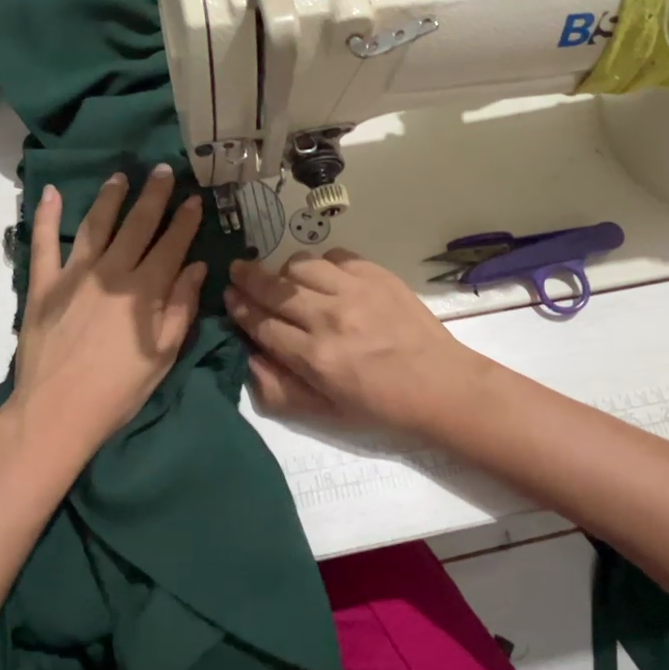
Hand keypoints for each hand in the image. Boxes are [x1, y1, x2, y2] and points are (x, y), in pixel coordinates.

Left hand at [10, 165, 207, 457]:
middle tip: (162, 170)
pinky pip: (43, 244)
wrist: (57, 412)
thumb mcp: (163, 355)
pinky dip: (45, 217)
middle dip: (153, 196)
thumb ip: (181, 307)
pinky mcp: (43, 285)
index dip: (185, 221)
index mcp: (145, 290)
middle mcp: (112, 272)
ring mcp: (74, 275)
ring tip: (120, 176)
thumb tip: (197, 267)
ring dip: (110, 198)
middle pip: (137, 225)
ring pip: (96, 225)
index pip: (171, 245)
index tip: (195, 198)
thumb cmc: (119, 390)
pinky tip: (50, 194)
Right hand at [224, 250, 486, 433]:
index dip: (239, 309)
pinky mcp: (377, 274)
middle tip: (236, 271)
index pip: (261, 324)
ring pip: (302, 266)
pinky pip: (336, 256)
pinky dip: (321, 263)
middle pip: (274, 289)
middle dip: (248, 279)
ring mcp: (355, 291)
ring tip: (281, 277)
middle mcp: (329, 318)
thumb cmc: (381, 406)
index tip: (228, 298)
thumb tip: (249, 357)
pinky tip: (321, 275)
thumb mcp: (325, 412)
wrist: (440, 386)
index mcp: (315, 357)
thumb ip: (280, 388)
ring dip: (284, 270)